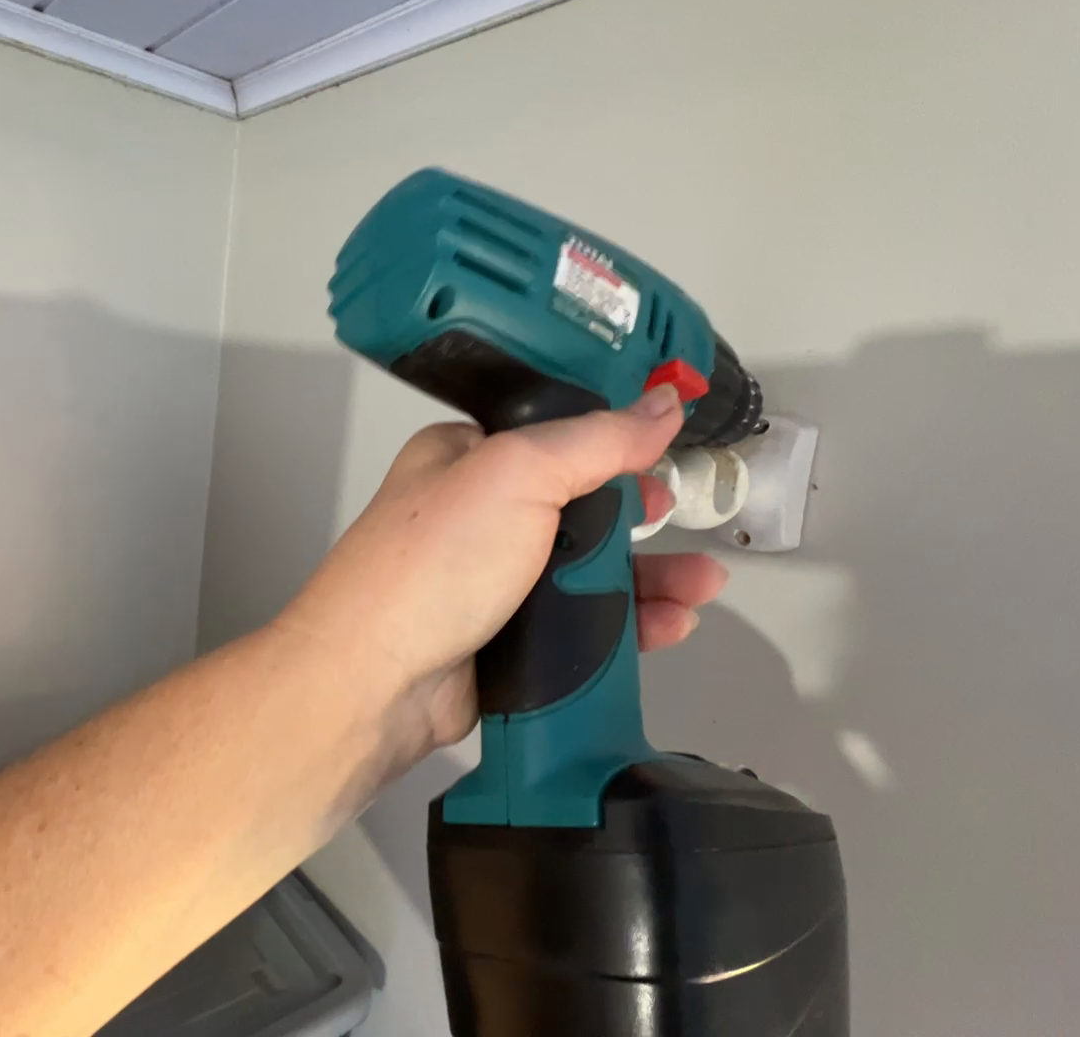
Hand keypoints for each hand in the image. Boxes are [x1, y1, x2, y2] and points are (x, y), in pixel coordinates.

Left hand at [277, 384, 728, 774]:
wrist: (376, 679)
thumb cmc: (436, 562)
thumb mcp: (518, 475)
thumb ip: (597, 439)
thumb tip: (663, 401)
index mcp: (466, 459)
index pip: (552, 437)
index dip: (609, 444)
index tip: (658, 454)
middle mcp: (476, 516)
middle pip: (577, 507)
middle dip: (637, 516)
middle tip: (673, 520)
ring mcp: (489, 582)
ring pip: (584, 571)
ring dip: (647, 577)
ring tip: (702, 588)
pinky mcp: (505, 639)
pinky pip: (577, 625)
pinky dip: (625, 625)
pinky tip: (669, 626)